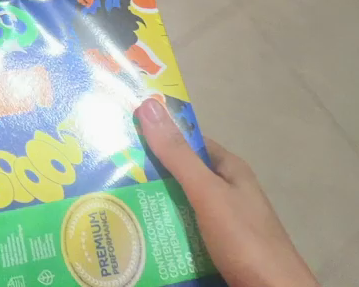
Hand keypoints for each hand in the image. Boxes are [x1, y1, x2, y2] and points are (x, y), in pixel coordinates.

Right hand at [135, 98, 317, 286]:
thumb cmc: (245, 239)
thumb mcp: (208, 192)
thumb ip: (178, 155)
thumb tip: (149, 104)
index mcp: (230, 171)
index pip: (190, 143)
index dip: (160, 137)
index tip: (126, 138)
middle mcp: (227, 194)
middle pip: (182, 178)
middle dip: (151, 178)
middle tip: (113, 177)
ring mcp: (223, 227)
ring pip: (180, 211)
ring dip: (155, 211)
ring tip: (118, 208)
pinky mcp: (217, 254)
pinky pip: (184, 239)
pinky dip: (165, 238)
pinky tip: (141, 240)